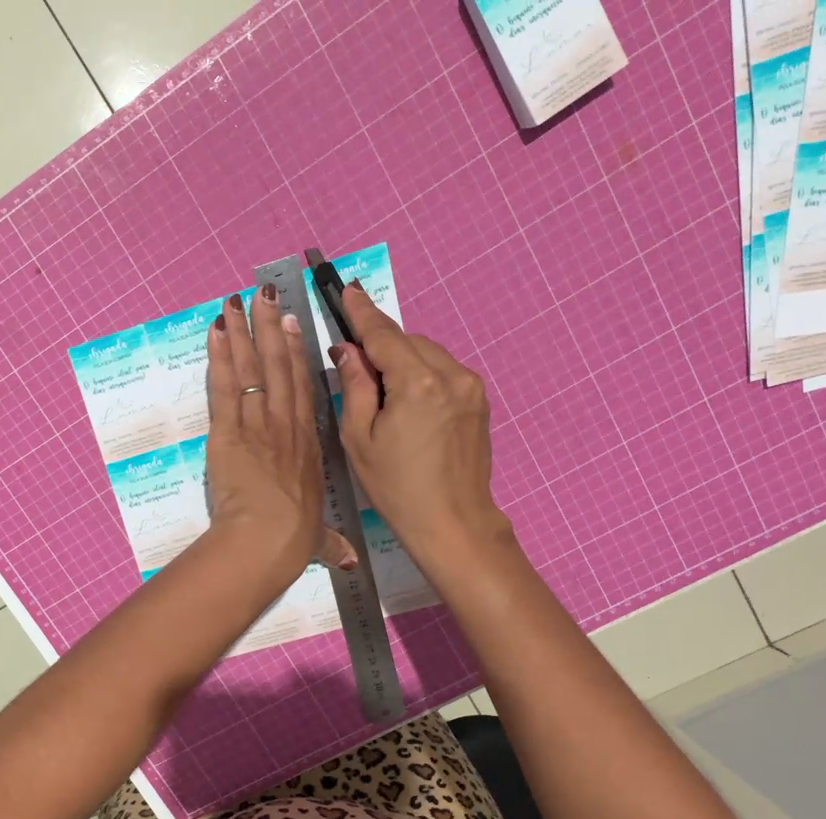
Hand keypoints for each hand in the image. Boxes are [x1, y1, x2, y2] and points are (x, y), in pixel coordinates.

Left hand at [204, 287, 357, 581]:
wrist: (269, 538)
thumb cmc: (293, 539)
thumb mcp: (316, 540)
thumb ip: (328, 543)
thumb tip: (344, 560)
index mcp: (307, 445)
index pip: (302, 391)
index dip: (296, 355)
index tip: (293, 326)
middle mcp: (285, 425)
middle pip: (279, 367)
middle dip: (272, 328)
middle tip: (266, 295)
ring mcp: (258, 423)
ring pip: (252, 369)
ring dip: (244, 332)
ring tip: (237, 301)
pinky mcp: (229, 430)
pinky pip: (224, 386)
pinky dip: (219, 357)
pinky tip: (216, 332)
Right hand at [331, 285, 512, 565]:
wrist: (452, 522)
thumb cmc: (396, 487)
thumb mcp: (359, 438)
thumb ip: (355, 386)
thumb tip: (348, 350)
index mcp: (417, 383)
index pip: (384, 335)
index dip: (362, 312)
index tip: (346, 289)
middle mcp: (450, 374)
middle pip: (407, 341)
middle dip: (380, 344)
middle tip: (353, 363)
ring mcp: (470, 386)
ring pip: (427, 354)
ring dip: (401, 360)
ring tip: (379, 392)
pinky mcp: (479, 400)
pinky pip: (442, 372)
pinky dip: (420, 374)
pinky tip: (404, 402)